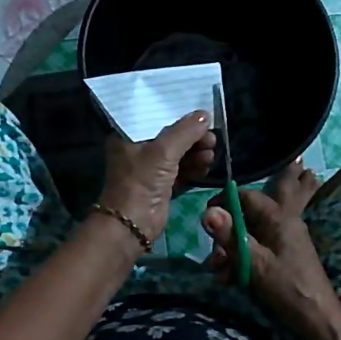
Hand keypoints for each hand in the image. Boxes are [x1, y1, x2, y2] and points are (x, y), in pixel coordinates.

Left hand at [96, 111, 215, 240]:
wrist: (131, 225)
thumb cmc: (141, 181)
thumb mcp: (163, 151)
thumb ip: (186, 131)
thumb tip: (205, 115)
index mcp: (129, 135)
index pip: (157, 117)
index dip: (180, 115)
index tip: (201, 116)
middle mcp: (139, 149)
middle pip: (172, 136)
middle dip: (194, 137)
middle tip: (211, 139)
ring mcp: (151, 169)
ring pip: (180, 154)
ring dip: (197, 153)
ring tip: (210, 155)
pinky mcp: (162, 185)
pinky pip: (183, 171)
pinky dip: (195, 167)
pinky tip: (206, 166)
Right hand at [200, 186, 340, 329]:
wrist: (317, 317)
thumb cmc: (287, 286)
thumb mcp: (254, 261)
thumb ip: (230, 236)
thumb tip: (207, 211)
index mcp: (279, 217)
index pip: (247, 196)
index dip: (224, 202)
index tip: (206, 218)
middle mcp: (282, 223)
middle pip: (245, 218)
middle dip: (225, 237)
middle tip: (214, 259)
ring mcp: (283, 240)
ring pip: (249, 237)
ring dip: (231, 253)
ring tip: (221, 274)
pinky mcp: (282, 256)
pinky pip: (257, 250)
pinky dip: (242, 261)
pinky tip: (231, 280)